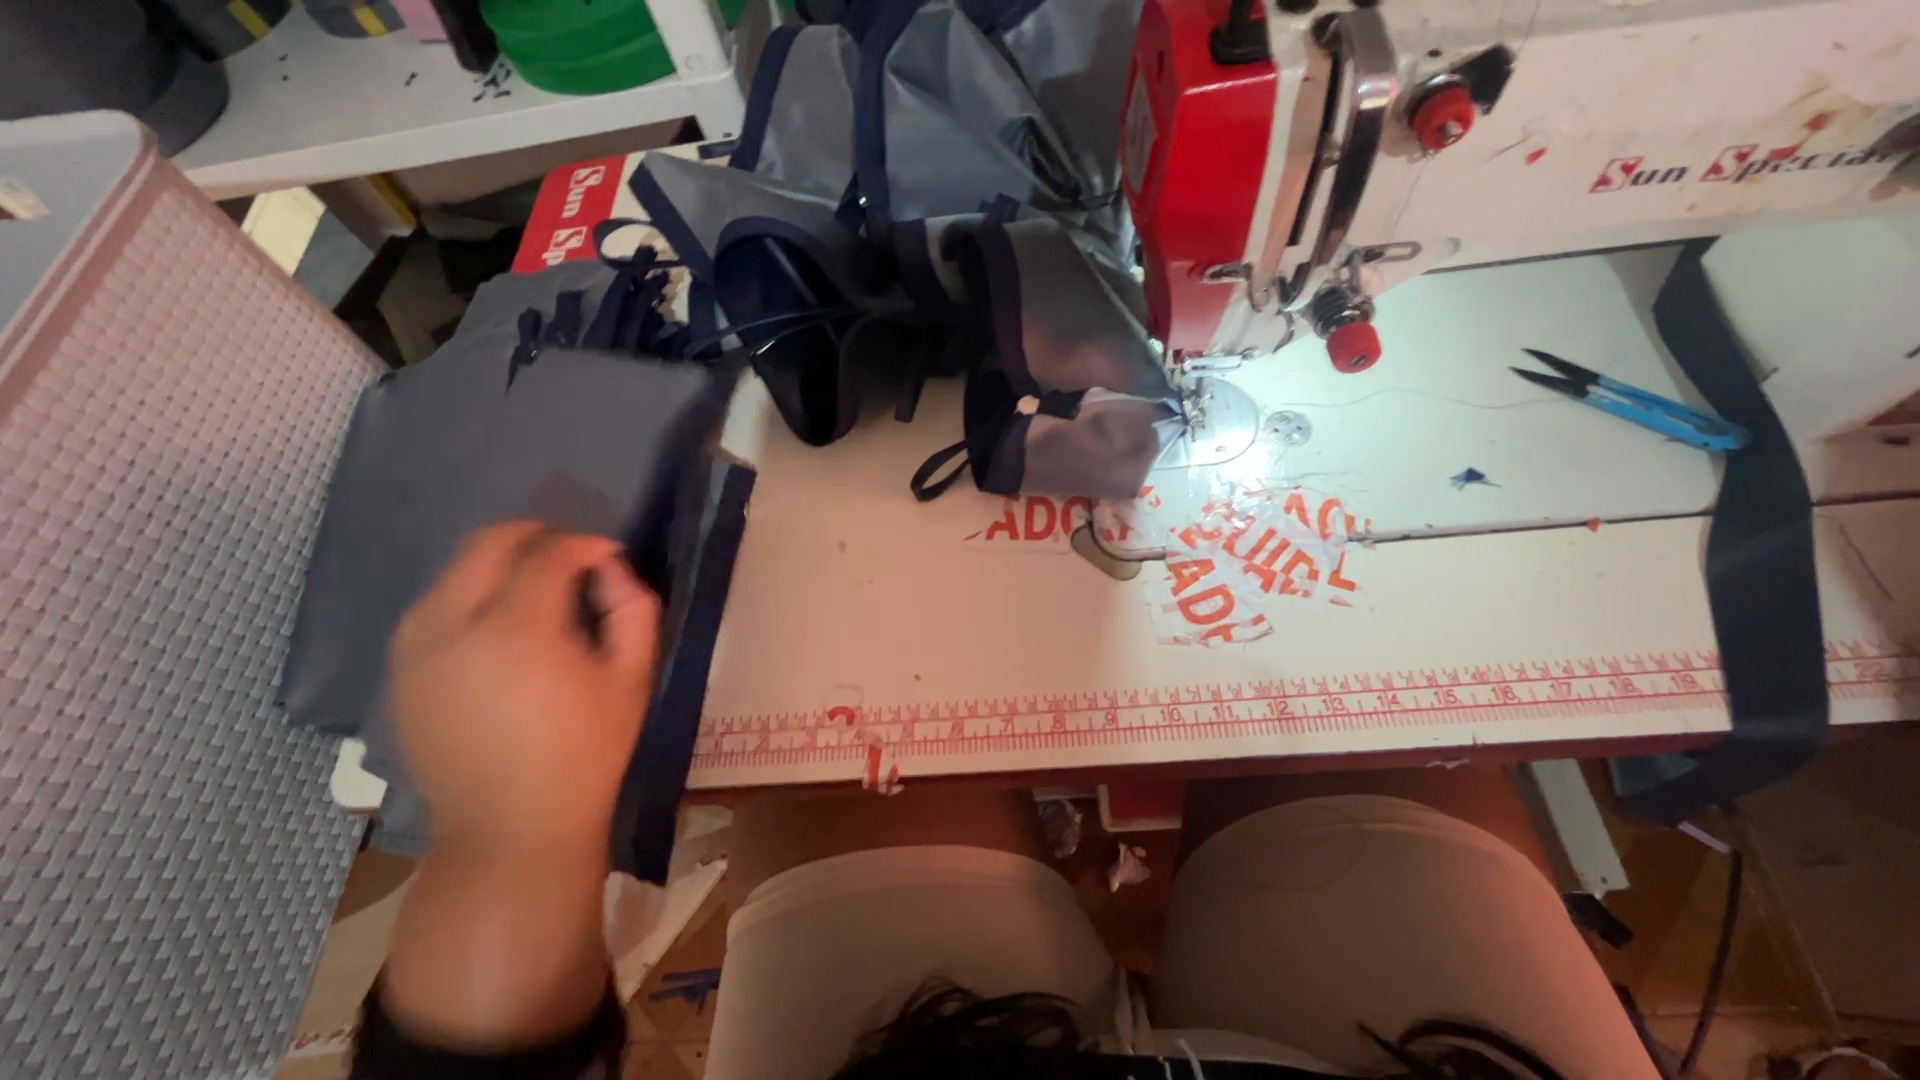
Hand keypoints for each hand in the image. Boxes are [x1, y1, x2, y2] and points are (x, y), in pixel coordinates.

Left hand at [389, 522, 660, 858]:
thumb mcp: (632, 679)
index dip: (584, 544)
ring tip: (536, 595)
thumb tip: (612, 566)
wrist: (512, 826)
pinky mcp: (400, 671)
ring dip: (499, 566)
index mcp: (516, 630)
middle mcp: (452, 626)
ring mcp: (416, 649)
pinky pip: (434, 607)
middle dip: (536, 537)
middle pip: (488, 543)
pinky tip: (499, 631)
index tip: (608, 556)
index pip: (547, 552)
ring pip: (455, 571)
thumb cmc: (585, 753)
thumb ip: (633, 608)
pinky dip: (470, 598)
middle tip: (572, 559)